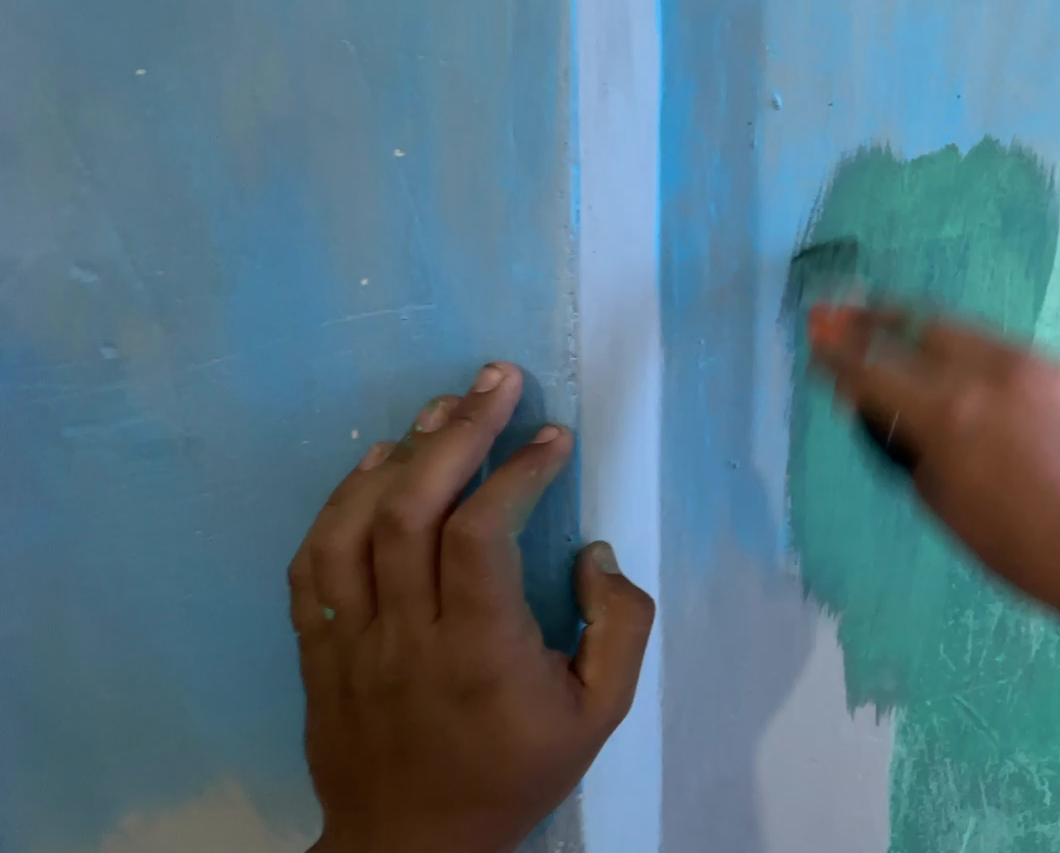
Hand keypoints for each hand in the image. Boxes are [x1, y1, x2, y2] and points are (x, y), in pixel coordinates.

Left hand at [287, 362, 654, 852]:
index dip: (517, 472)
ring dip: (402, 453)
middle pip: (411, 511)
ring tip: (447, 405)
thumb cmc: (520, 769)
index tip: (554, 436)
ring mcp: (351, 641)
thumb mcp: (603, 709)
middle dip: (459, 432)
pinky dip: (342, 499)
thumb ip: (619, 624)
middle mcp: (406, 636)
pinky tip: (379, 459)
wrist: (412, 848)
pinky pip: (314, 561)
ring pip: (353, 526)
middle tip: (498, 379)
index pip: (480, 536)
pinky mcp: (321, 648)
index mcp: (479, 651)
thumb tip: (591, 553)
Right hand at [806, 304, 1059, 612]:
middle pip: (916, 324)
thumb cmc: (1024, 547)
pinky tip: (962, 365)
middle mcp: (987, 371)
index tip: (815, 338)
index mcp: (949, 415)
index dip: (838, 354)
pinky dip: (971, 354)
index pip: (874, 369)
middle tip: (841, 312)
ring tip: (893, 326)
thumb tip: (884, 410)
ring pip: (963, 330)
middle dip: (873, 318)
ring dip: (921, 329)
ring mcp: (1032, 362)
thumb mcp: (945, 507)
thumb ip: (910, 448)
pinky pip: (1003, 350)